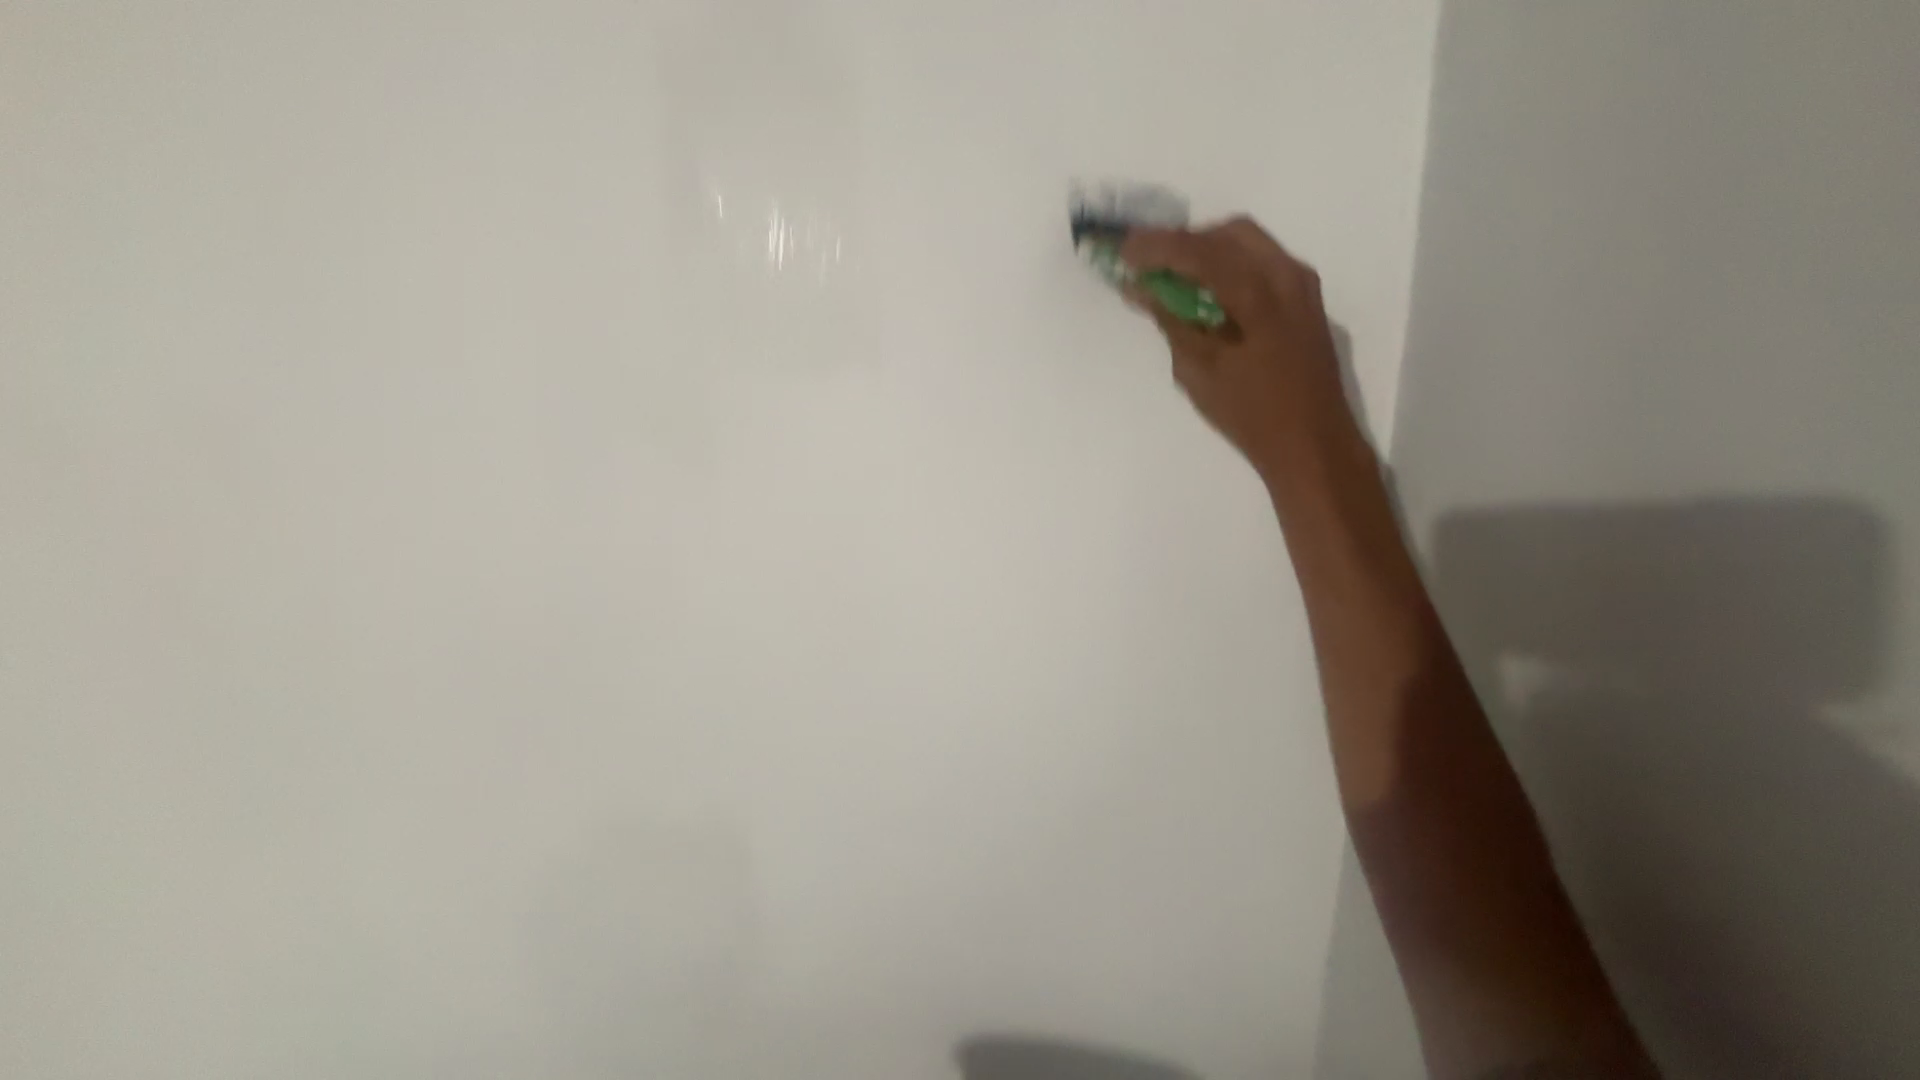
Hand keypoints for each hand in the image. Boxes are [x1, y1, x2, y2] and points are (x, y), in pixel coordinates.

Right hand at [1123, 218, 1355, 478]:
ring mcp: (1301, 286)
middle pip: (1228, 234)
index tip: (1121, 251)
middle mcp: (1285, 275)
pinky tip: (1208, 295)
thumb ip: (1171, 319)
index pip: (1198, 250)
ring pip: (1248, 244)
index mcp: (1258, 292)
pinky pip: (1263, 264)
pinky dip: (1230, 267)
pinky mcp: (1306, 301)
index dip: (1155, 246)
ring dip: (1208, 252)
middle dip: (1184, 243)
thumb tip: (1143, 287)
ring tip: (1174, 280)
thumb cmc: (1251, 414)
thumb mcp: (1198, 371)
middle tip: (1148, 265)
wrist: (1313, 444)